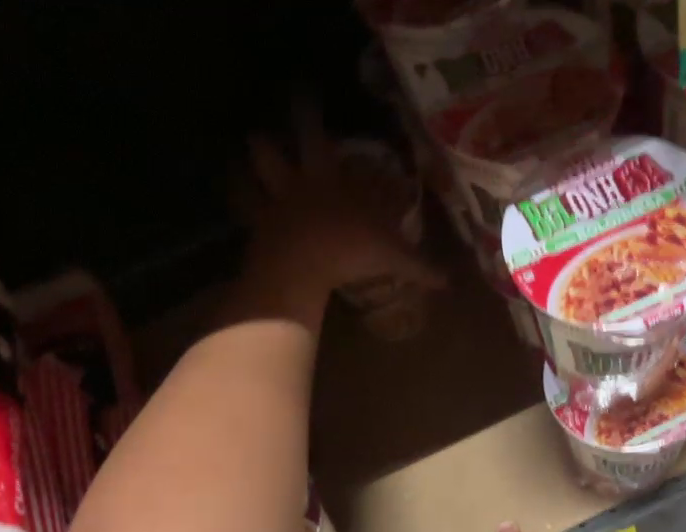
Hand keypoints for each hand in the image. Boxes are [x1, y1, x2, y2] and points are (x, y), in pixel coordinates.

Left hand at [234, 102, 444, 303]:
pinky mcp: (259, 216)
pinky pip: (245, 197)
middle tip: (301, 96)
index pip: (355, 155)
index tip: (354, 126)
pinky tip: (236, 182)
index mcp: (342, 183)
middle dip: (304, 114)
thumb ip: (420, 267)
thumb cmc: (349, 254)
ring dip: (261, 147)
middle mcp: (310, 179)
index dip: (357, 141)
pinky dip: (239, 188)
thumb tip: (449, 281)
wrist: (299, 266)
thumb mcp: (392, 260)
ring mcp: (281, 195)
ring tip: (258, 139)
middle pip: (306, 136)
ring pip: (266, 158)